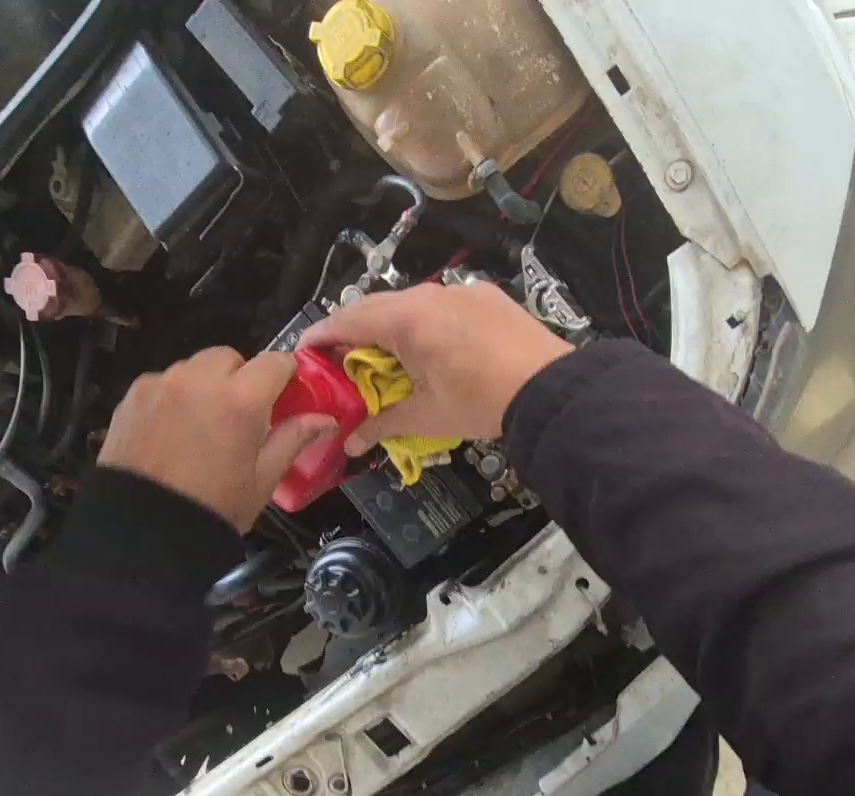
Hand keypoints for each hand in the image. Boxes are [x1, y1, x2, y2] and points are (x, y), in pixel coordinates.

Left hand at [99, 347, 337, 531]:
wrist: (144, 532)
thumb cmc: (215, 508)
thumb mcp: (262, 479)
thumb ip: (294, 439)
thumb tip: (326, 420)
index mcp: (240, 400)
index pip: (275, 362)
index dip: (285, 375)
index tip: (285, 395)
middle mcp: (199, 379)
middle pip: (230, 358)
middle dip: (240, 379)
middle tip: (240, 417)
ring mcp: (161, 384)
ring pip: (194, 369)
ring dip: (205, 386)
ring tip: (202, 427)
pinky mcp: (133, 395)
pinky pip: (163, 383)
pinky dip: (174, 398)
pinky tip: (171, 433)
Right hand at [298, 282, 574, 454]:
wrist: (550, 389)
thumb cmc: (480, 401)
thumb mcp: (426, 416)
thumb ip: (383, 424)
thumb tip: (352, 444)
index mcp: (405, 320)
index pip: (347, 321)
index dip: (321, 336)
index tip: (304, 352)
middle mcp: (429, 295)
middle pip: (375, 307)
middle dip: (352, 332)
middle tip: (339, 360)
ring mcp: (460, 292)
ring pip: (409, 304)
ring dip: (389, 328)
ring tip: (382, 357)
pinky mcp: (486, 297)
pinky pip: (440, 305)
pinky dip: (422, 324)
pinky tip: (428, 349)